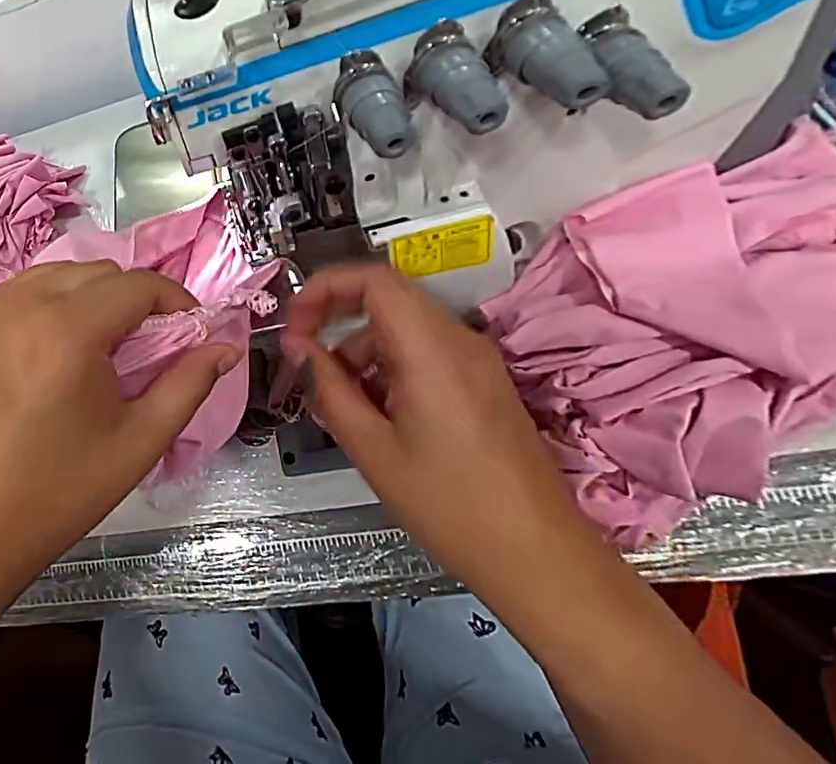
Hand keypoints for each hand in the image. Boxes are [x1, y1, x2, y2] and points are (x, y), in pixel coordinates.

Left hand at [0, 260, 235, 682]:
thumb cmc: (55, 495)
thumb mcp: (138, 442)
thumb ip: (188, 384)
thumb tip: (224, 347)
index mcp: (67, 330)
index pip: (138, 285)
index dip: (175, 301)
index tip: (192, 330)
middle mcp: (22, 303)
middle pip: (101, 271)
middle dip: (137, 297)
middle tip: (152, 344)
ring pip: (61, 273)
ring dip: (96, 294)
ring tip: (108, 343)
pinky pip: (25, 290)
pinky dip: (56, 300)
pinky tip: (62, 344)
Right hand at [281, 263, 590, 597]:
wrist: (539, 556)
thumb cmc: (452, 507)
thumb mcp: (372, 449)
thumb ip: (329, 388)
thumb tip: (303, 350)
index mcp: (432, 351)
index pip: (374, 279)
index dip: (325, 288)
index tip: (297, 322)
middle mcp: (459, 341)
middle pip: (387, 296)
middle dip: (337, 317)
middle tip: (306, 353)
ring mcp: (476, 359)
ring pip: (404, 325)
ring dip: (362, 346)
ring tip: (341, 397)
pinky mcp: (483, 380)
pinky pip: (425, 349)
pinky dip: (389, 363)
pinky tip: (376, 408)